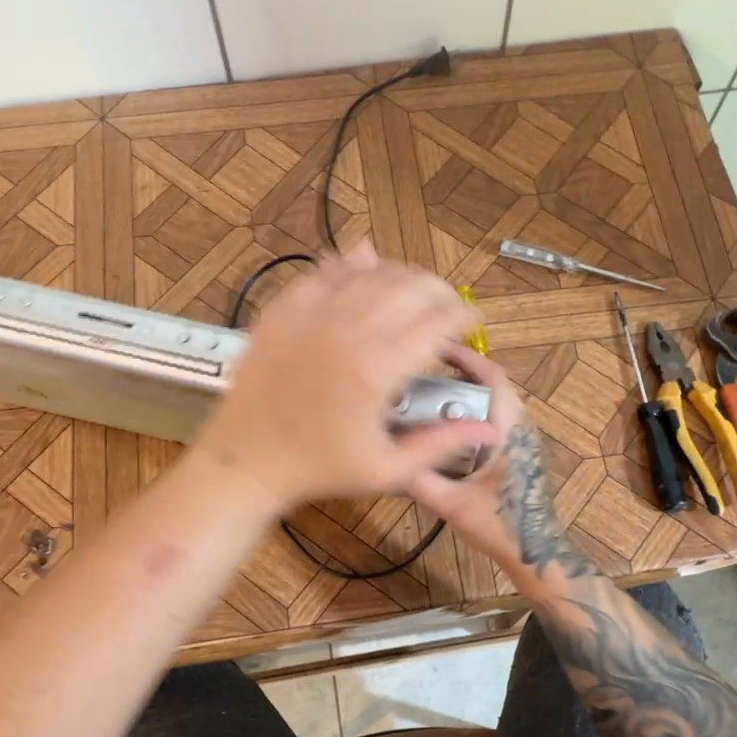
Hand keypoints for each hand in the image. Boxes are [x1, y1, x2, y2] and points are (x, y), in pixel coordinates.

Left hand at [196, 242, 494, 507]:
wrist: (246, 462)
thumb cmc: (319, 470)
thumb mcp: (387, 470)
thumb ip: (441, 444)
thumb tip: (489, 427)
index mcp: (377, 369)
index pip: (438, 321)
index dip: (465, 316)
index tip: (472, 321)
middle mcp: (347, 330)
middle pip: (410, 286)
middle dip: (439, 292)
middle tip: (447, 308)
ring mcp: (309, 315)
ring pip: (370, 271)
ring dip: (401, 276)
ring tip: (413, 292)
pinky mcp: (281, 311)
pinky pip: (323, 272)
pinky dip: (350, 267)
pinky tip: (365, 269)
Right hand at [409, 348, 599, 587]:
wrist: (536, 553)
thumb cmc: (500, 525)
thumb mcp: (452, 504)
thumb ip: (419, 480)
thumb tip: (385, 456)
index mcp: (509, 429)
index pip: (492, 376)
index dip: (464, 356)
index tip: (433, 347)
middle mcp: (520, 426)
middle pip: (491, 384)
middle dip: (457, 374)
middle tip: (420, 375)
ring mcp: (522, 440)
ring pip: (494, 402)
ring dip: (465, 394)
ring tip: (427, 398)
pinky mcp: (518, 454)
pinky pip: (495, 420)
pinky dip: (471, 413)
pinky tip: (443, 430)